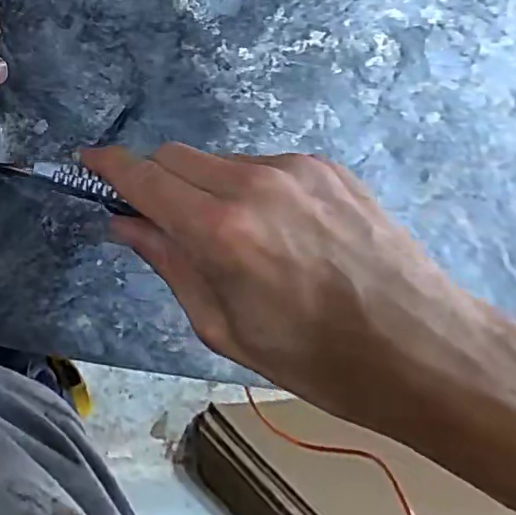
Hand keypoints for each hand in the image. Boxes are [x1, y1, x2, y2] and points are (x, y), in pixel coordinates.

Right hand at [84, 144, 495, 428]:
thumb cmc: (317, 359)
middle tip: (163, 219)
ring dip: (205, 186)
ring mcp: (293, 166)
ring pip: (217, 159)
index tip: (89, 161)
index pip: (144, 177)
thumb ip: (168, 264)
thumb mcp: (225, 329)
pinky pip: (261, 164)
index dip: (109, 166)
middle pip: (174, 154)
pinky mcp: (324, 164)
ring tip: (236, 236)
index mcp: (222, 232)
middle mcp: (253, 183)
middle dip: (155, 179)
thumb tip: (124, 223)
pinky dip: (248, 187)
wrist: (426, 348)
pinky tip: (280, 229)